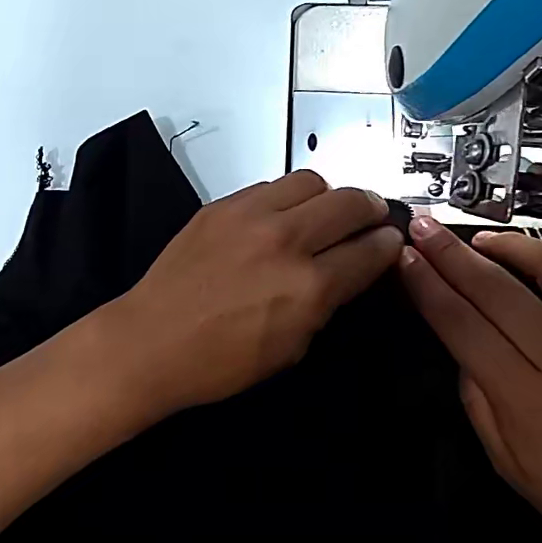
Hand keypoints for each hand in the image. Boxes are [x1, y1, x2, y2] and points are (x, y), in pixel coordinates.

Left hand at [109, 170, 403, 415]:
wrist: (151, 340)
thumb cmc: (219, 361)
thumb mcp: (291, 348)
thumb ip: (326, 303)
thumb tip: (345, 272)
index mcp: (309, 287)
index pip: (369, 251)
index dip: (388, 245)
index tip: (390, 241)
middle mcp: (285, 242)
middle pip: (350, 202)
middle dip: (371, 208)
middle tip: (371, 215)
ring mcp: (251, 216)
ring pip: (311, 181)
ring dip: (329, 195)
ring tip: (325, 210)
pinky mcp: (223, 205)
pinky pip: (270, 186)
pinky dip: (286, 197)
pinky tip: (281, 215)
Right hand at [396, 217, 541, 542]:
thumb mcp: (521, 473)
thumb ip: (482, 406)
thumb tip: (464, 355)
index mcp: (531, 402)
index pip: (462, 324)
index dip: (428, 286)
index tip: (409, 262)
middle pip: (495, 288)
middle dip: (450, 253)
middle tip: (426, 231)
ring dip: (505, 245)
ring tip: (477, 237)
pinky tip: (538, 259)